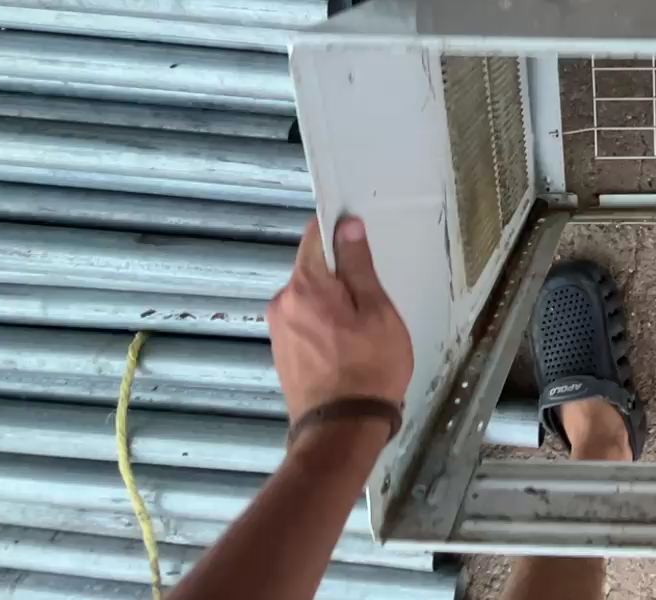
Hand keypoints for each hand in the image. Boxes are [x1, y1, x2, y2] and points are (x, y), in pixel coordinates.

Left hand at [267, 216, 413, 421]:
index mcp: (304, 287)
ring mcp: (279, 329)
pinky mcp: (284, 350)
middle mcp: (282, 303)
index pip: (316, 235)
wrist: (343, 430)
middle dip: (342, 270)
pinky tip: (350, 339)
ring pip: (312, 294)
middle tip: (375, 290)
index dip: (339, 228)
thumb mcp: (376, 309)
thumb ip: (359, 266)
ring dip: (336, 297)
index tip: (363, 232)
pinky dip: (327, 318)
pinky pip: (307, 317)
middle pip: (314, 266)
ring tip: (366, 320)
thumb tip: (348, 225)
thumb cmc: (370, 365)